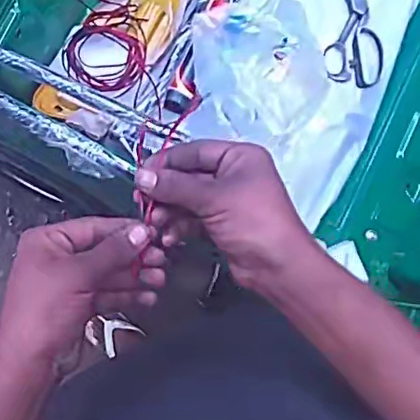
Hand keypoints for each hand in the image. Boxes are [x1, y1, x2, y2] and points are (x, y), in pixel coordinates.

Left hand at [0, 217, 165, 368]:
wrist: (32, 362)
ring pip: (109, 274)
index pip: (93, 227)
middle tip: (158, 259)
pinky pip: (107, 294)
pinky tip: (145, 296)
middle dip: (133, 257)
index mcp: (46, 242)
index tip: (150, 234)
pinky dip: (127, 295)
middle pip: (104, 251)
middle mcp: (56, 259)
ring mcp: (68, 284)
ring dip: (135, 277)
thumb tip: (137, 233)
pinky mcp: (78, 306)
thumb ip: (112, 252)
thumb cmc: (38, 316)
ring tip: (157, 279)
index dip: (123, 231)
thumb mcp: (79, 274)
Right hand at [135, 141, 318, 292]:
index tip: (141, 174)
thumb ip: (175, 186)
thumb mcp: (213, 198)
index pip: (194, 152)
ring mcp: (226, 201)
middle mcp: (233, 175)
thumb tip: (142, 176)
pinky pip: (192, 219)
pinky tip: (168, 236)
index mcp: (239, 157)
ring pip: (187, 200)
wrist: (278, 267)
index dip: (166, 162)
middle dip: (165, 191)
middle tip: (142, 202)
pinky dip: (178, 226)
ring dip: (168, 211)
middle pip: (188, 176)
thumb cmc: (254, 222)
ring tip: (154, 223)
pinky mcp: (220, 225)